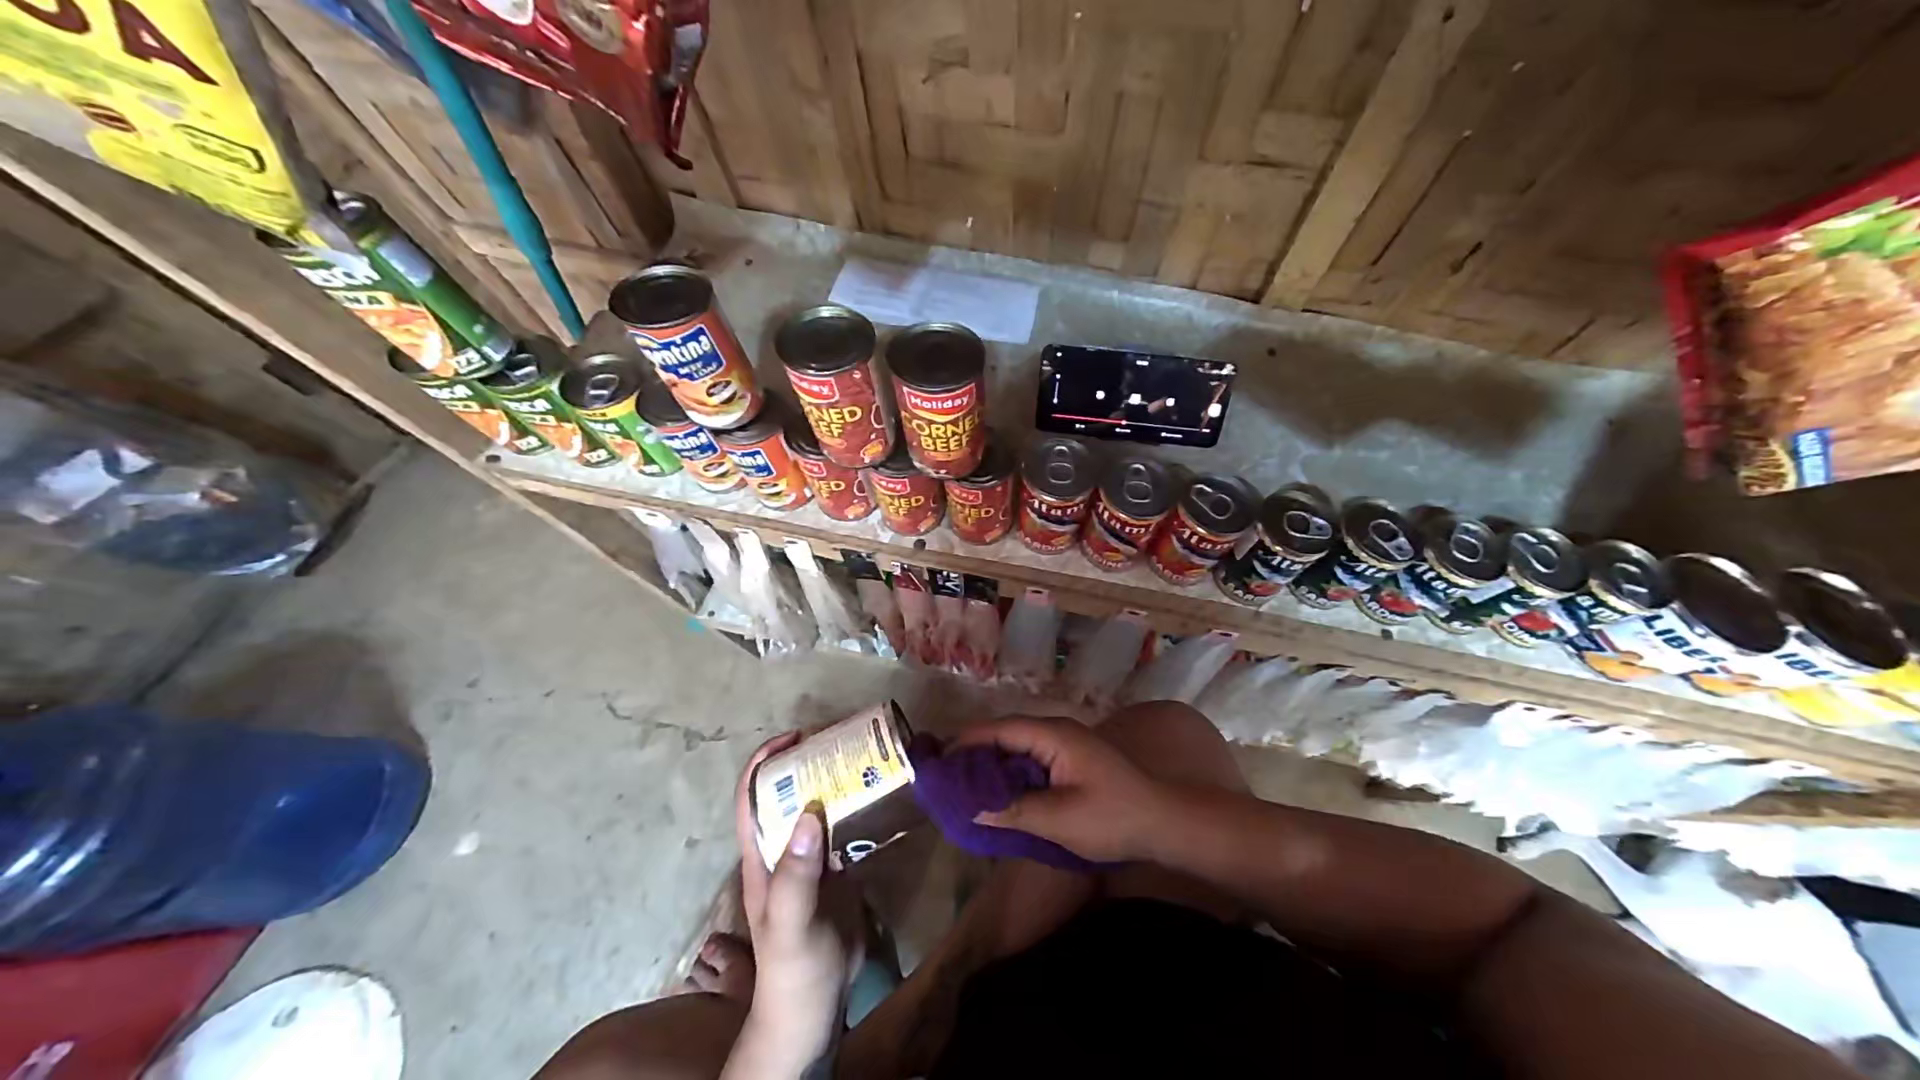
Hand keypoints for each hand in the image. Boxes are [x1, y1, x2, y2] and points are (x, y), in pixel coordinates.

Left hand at [726, 734, 860, 1077]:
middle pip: (787, 794)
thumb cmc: (793, 970)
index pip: (750, 798)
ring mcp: (811, 860)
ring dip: (835, 781)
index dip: (763, 763)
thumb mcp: (790, 924)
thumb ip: (795, 874)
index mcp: (760, 857)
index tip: (794, 737)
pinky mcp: (838, 871)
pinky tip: (882, 797)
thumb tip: (807, 813)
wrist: (816, 1011)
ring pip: (818, 807)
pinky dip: (858, 808)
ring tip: (866, 757)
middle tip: (842, 741)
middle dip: (807, 762)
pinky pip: (845, 829)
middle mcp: (783, 850)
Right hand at [952, 715, 1170, 862]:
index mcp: (1054, 736)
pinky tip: (999, 795)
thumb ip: (1014, 812)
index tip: (938, 757)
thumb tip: (971, 809)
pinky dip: (1012, 774)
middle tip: (945, 776)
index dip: (967, 741)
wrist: (1166, 823)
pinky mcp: (1073, 763)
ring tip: (964, 786)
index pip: (1000, 729)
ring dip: (994, 765)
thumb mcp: (1060, 820)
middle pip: (1006, 735)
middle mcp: (1058, 733)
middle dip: (975, 753)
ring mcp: (1067, 747)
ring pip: (1019, 748)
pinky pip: (1032, 761)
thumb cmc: (1114, 818)